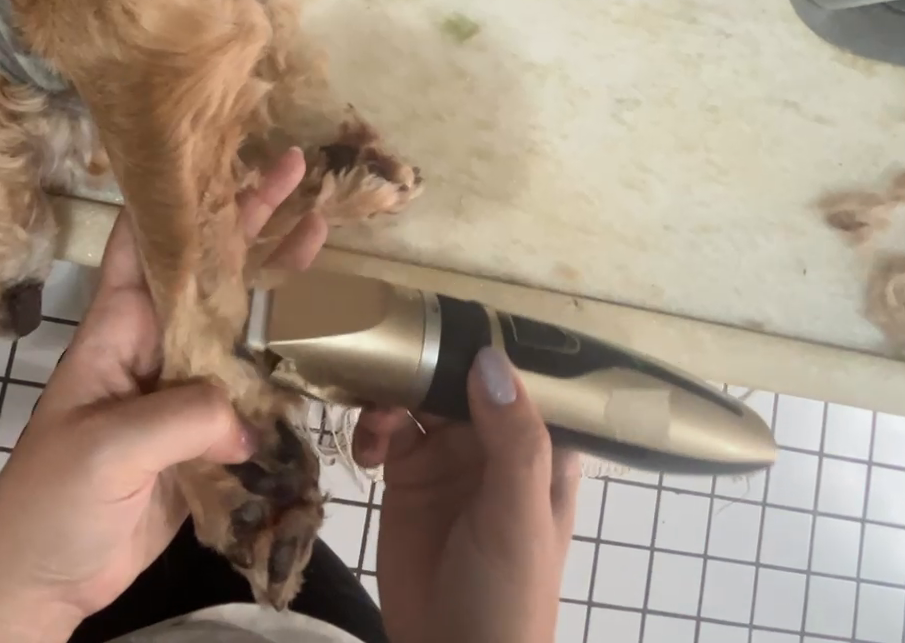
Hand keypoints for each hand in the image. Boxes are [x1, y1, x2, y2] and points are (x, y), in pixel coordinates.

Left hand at [0, 150, 329, 642]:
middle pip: (210, 265)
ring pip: (239, 315)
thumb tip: (247, 414)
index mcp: (120, 325)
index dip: (176, 193)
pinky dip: (287, 352)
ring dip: (277, 273)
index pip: (143, 240)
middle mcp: (157, 339)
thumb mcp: (107, 447)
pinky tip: (321, 330)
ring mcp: (184, 380)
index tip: (216, 149)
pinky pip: (253, 379)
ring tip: (321, 227)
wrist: (45, 577)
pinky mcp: (206, 424)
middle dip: (248, 215)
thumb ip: (183, 416)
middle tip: (294, 167)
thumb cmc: (52, 499)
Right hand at [354, 348, 582, 642]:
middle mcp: (492, 440)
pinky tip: (367, 452)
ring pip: (418, 394)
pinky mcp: (406, 471)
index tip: (454, 312)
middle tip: (392, 354)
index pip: (521, 376)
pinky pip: (386, 426)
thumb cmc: (505, 593)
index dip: (492, 343)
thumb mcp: (519, 516)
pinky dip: (372, 427)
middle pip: (459, 376)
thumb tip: (488, 357)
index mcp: (537, 446)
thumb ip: (513, 440)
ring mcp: (447, 454)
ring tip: (378, 420)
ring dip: (393, 392)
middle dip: (427, 361)